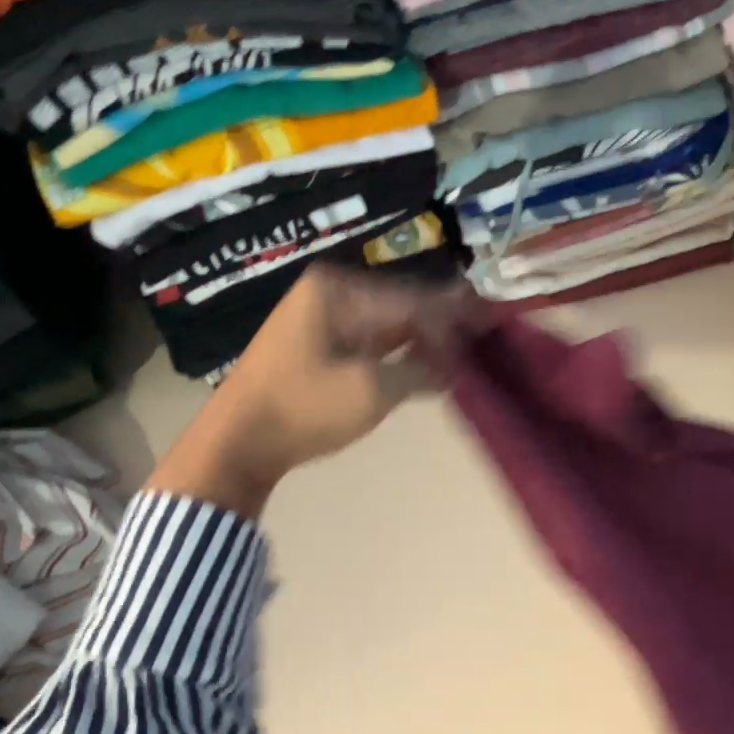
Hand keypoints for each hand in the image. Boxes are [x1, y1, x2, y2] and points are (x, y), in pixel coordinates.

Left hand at [147, 265, 493, 517]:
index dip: (457, 318)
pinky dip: (406, 351)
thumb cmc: (304, 408)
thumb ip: (421, 370)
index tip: (494, 325)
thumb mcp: (372, 389)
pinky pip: (377, 342)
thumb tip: (454, 365)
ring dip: (429, 337)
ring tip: (473, 342)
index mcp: (340, 292)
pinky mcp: (324, 348)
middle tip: (493, 323)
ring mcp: (326, 322)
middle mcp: (333, 296)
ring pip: (393, 325)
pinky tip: (434, 360)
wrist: (239, 442)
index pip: (414, 301)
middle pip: (405, 307)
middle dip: (448, 320)